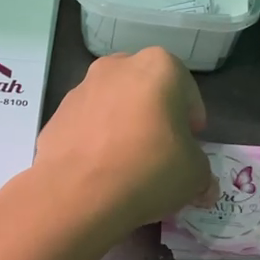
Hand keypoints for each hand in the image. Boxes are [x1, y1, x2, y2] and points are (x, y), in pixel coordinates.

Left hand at [31, 47, 217, 232]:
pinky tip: (101, 173)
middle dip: (156, 119)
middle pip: (146, 93)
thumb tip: (203, 188)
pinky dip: (96, 144)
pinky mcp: (56, 116)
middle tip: (161, 154)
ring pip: (113, 107)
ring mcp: (81, 89)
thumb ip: (202, 174)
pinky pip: (86, 128)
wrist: (78, 193)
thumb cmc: (149, 170)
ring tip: (128, 167)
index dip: (192, 123)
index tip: (191, 147)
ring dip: (123, 129)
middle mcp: (117, 67)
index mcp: (159, 67)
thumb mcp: (195, 176)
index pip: (187, 92)